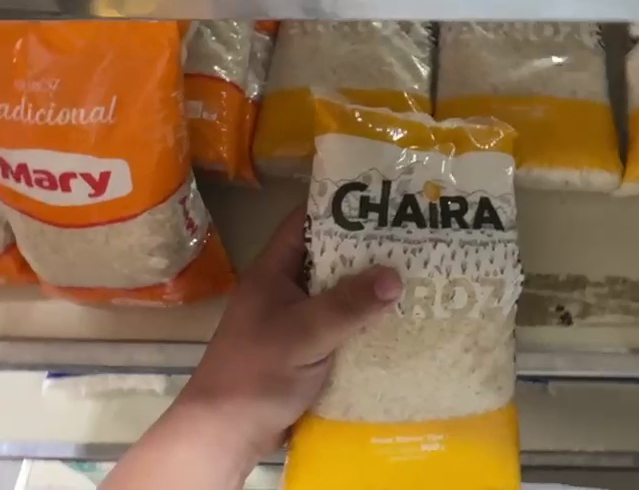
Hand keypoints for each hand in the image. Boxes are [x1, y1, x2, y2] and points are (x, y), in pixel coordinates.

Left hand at [168, 207, 401, 464]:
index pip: (306, 221)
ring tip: (413, 276)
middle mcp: (284, 288)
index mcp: (274, 270)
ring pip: (336, 293)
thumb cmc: (257, 374)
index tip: (381, 200)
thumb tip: (395, 276)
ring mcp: (293, 320)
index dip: (340, 207)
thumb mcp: (305, 333)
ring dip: (367, 289)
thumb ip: (349, 304)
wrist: (224, 437)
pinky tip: (395, 322)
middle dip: (365, 250)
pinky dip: (363, 322)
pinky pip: (339, 325)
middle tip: (410, 239)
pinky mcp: (304, 350)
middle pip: (328, 257)